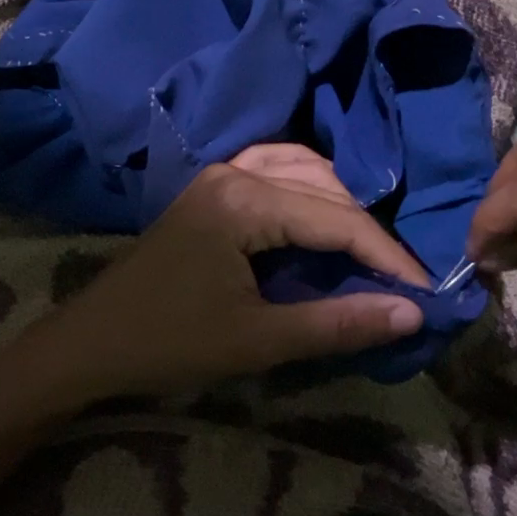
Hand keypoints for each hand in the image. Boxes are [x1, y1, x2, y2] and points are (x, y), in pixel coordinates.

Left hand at [34, 146, 429, 399]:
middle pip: (325, 191)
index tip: (427, 291)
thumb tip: (412, 313)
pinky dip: (307, 190)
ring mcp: (218, 175)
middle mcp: (234, 172)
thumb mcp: (258, 340)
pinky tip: (318, 217)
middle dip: (367, 235)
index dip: (389, 257)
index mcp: (245, 202)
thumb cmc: (169, 344)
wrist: (89, 344)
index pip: (338, 221)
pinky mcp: (209, 189)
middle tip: (400, 282)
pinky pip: (273, 171)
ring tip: (367, 254)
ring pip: (302, 171)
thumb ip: (337, 323)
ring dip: (340, 207)